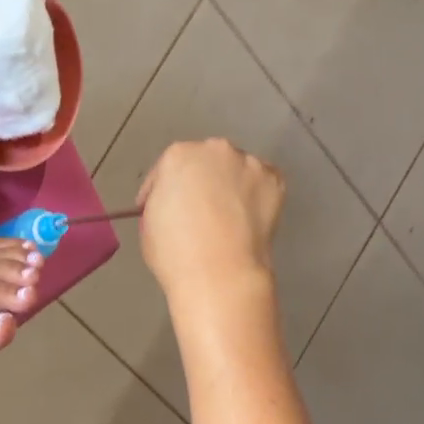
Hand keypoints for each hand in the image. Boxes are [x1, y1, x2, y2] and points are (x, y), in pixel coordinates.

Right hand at [137, 138, 284, 297]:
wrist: (220, 273)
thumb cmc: (174, 253)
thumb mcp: (149, 224)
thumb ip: (161, 202)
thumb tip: (174, 204)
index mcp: (178, 157)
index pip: (165, 168)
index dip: (159, 190)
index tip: (158, 209)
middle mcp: (216, 150)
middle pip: (204, 161)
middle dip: (198, 181)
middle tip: (194, 210)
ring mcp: (250, 163)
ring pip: (235, 170)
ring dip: (227, 186)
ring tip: (223, 217)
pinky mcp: (275, 180)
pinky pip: (258, 183)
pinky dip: (251, 196)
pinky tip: (243, 219)